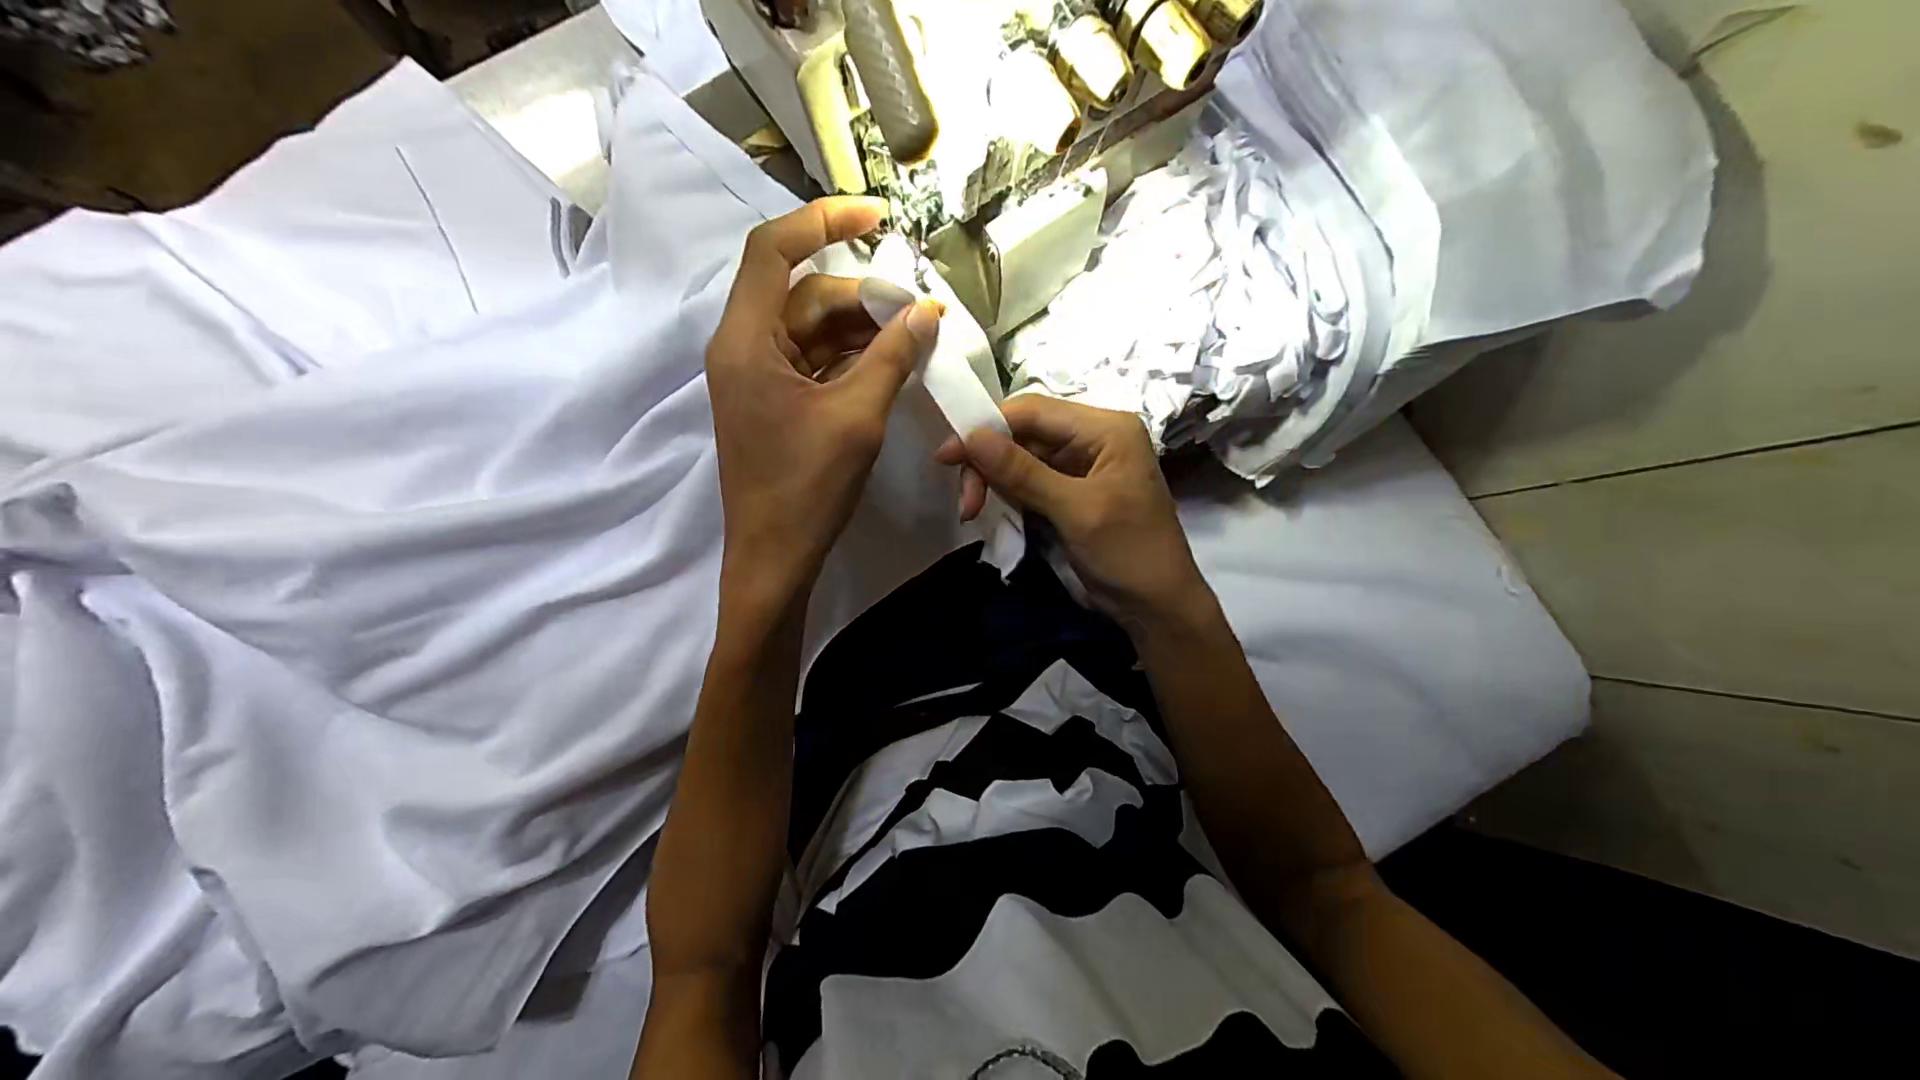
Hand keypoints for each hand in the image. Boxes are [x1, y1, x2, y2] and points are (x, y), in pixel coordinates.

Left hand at [708, 197, 941, 605]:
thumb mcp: (857, 417)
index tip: (876, 216)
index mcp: (745, 341)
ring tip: (911, 341)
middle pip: (803, 295)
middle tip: (917, 317)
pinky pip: (813, 361)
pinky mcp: (773, 402)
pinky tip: (888, 364)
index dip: (823, 220)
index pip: (773, 250)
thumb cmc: (807, 488)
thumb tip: (925, 312)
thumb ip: (891, 356)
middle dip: (862, 299)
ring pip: (811, 329)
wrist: (774, 556)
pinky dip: (849, 357)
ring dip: (861, 330)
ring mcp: (757, 377)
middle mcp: (742, 348)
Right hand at [936, 395, 1209, 627]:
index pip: (1033, 411)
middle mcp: (1091, 439)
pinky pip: (1027, 483)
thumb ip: (1023, 472)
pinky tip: (988, 512)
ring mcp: (1079, 467)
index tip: (948, 456)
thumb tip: (971, 437)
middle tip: (966, 502)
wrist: (1156, 607)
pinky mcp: (1068, 494)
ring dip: (992, 482)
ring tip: (972, 511)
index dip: (987, 428)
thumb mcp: (1076, 510)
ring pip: (1019, 459)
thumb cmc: (1128, 553)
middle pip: (1022, 434)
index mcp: (1105, 429)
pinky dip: (1005, 496)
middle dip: (988, 462)